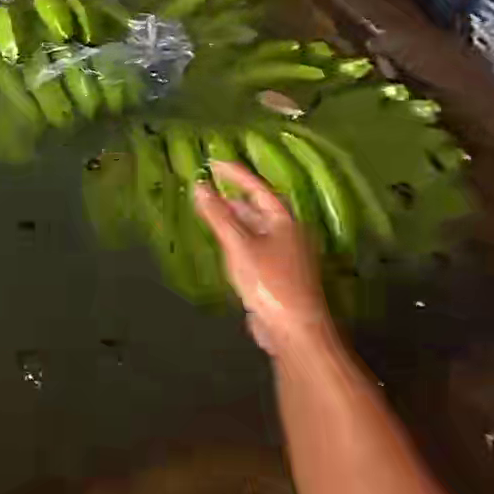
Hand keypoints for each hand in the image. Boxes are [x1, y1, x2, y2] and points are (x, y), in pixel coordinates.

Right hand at [195, 162, 334, 354]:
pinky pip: (253, 245)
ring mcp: (285, 254)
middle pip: (258, 207)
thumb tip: (200, 186)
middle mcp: (287, 232)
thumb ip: (218, 215)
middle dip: (233, 195)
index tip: (213, 162)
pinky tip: (223, 243)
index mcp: (283, 220)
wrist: (294, 330)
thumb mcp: (239, 245)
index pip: (257, 188)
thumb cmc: (269, 282)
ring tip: (210, 209)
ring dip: (233, 217)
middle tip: (208, 185)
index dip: (235, 174)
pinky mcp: (278, 273)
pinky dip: (236, 237)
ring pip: (255, 227)